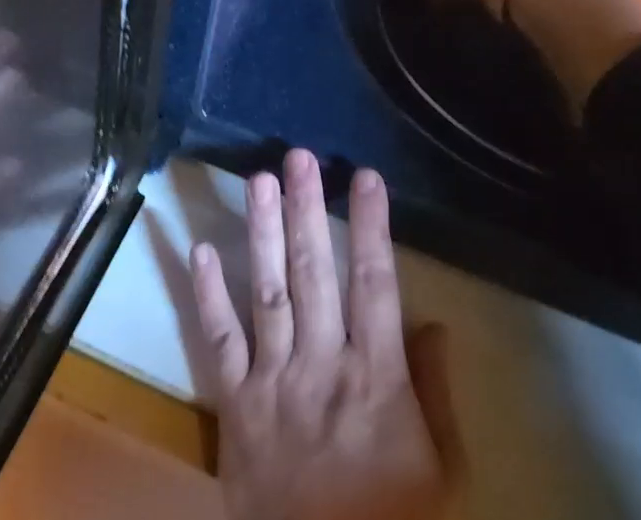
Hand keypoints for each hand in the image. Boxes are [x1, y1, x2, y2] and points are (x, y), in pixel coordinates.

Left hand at [189, 149, 462, 519]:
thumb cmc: (391, 517)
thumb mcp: (439, 466)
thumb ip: (434, 392)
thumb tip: (433, 324)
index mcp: (377, 378)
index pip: (376, 284)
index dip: (371, 227)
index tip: (366, 177)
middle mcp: (322, 364)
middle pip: (314, 274)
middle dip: (308, 210)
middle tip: (300, 157)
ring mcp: (273, 379)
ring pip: (267, 292)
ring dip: (262, 232)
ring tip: (259, 179)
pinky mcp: (235, 400)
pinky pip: (219, 340)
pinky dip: (207, 295)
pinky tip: (201, 250)